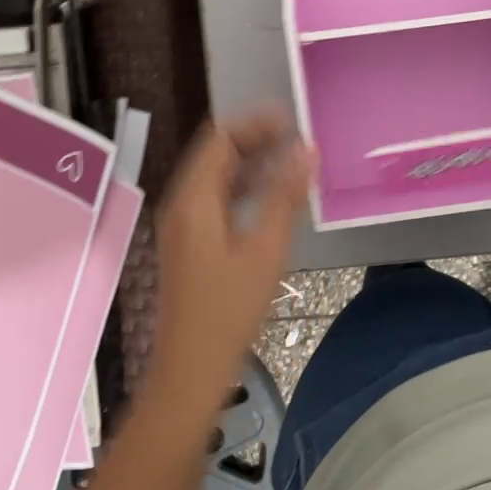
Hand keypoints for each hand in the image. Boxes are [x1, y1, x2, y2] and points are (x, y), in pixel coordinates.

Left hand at [151, 108, 313, 397]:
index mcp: (194, 200)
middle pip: (217, 155)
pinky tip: (274, 197)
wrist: (190, 369)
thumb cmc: (229, 310)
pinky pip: (217, 201)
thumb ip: (286, 196)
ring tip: (294, 161)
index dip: (255, 124)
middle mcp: (182, 205)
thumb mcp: (266, 250)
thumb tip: (308, 150)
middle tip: (298, 138)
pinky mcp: (191, 245)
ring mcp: (183, 226)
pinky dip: (244, 190)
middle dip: (256, 141)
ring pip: (218, 179)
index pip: (220, 138)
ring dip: (253, 165)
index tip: (292, 120)